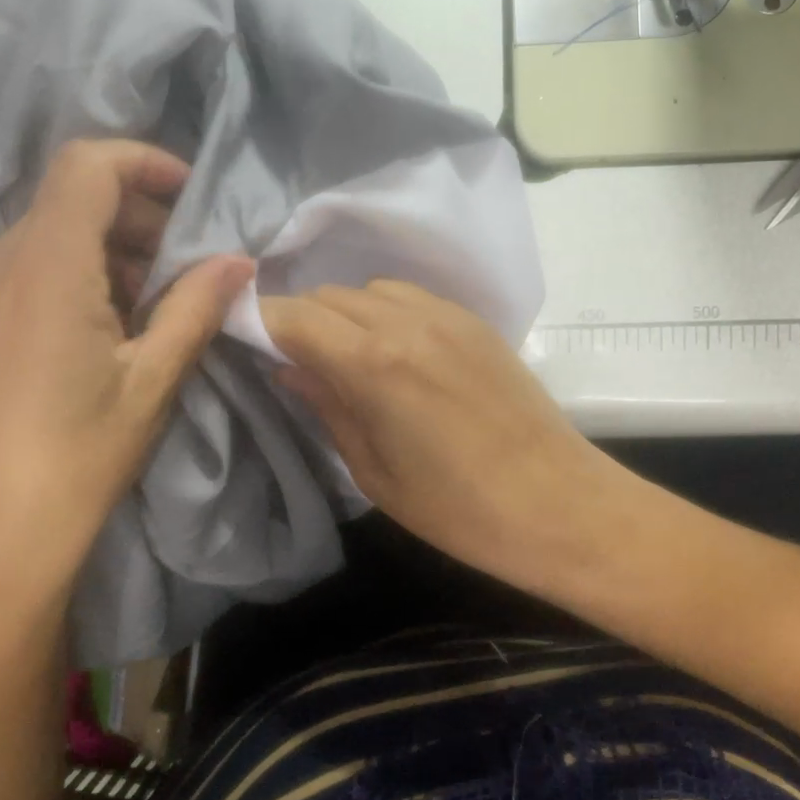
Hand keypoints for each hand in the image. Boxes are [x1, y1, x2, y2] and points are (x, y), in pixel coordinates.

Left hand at [0, 140, 252, 576]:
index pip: (88, 165)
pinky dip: (59, 283)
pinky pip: (10, 278)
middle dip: (132, 220)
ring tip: (141, 313)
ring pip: (37, 242)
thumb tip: (238, 262)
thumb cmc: (80, 456)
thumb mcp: (152, 380)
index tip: (190, 197)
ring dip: (97, 256)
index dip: (144, 162)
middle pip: (65, 203)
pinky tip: (87, 340)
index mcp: (44, 264)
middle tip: (182, 270)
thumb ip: (196, 307)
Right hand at [259, 281, 622, 585]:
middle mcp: (407, 322)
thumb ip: (327, 408)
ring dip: (344, 315)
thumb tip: (288, 368)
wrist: (558, 504)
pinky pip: (411, 298)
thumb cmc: (458, 509)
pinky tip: (392, 354)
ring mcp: (447, 316)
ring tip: (346, 360)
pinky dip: (385, 313)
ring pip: (370, 290)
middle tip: (294, 363)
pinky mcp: (476, 323)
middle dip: (300, 321)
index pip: (294, 316)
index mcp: (373, 364)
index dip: (260, 323)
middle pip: (328, 296)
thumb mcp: (374, 472)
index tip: (241, 341)